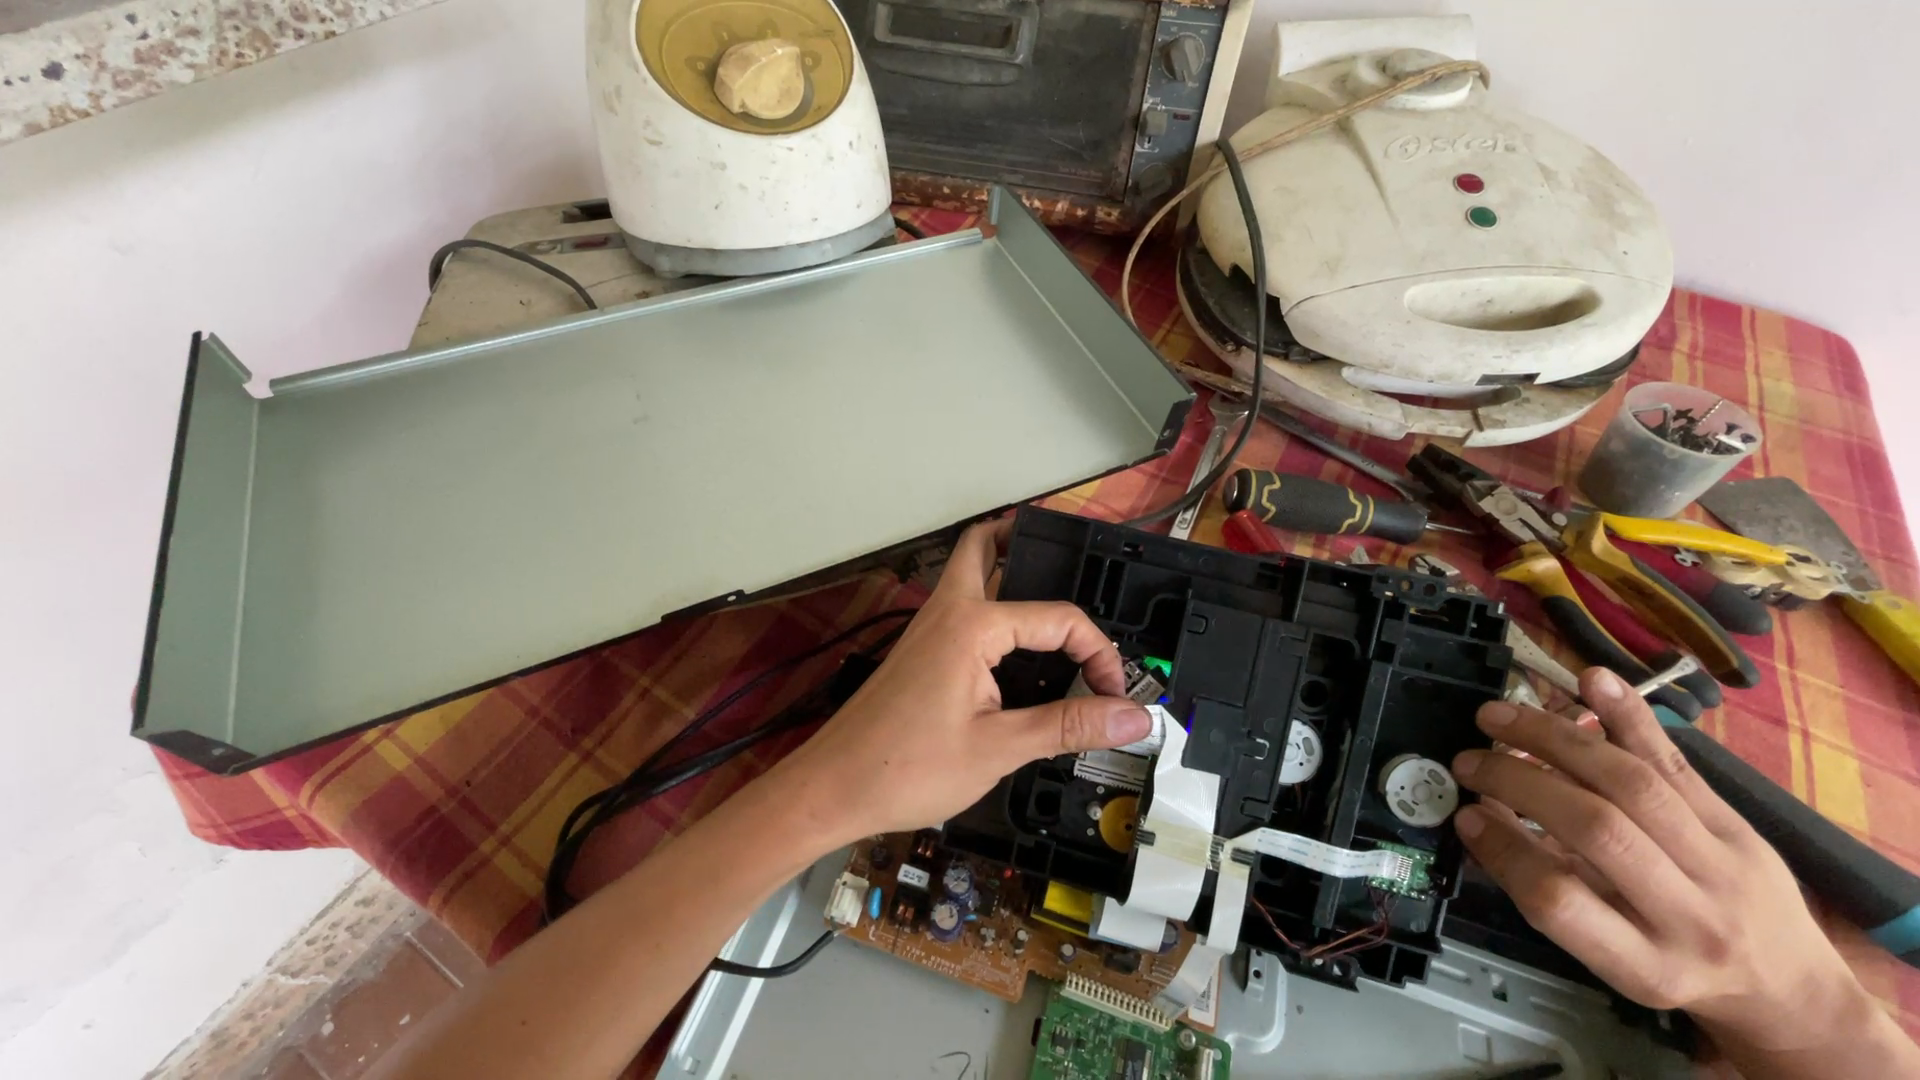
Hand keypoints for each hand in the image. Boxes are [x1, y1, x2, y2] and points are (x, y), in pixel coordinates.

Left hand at [768, 519, 1151, 844]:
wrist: (831, 788)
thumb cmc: (904, 768)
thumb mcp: (999, 749)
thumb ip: (1068, 725)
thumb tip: (1131, 716)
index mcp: (972, 625)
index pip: (1059, 618)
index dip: (1098, 652)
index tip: (1113, 695)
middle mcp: (947, 611)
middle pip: (985, 545)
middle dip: (1027, 543)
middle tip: (1072, 563)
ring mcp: (928, 628)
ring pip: (968, 573)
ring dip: (1005, 570)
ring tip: (1051, 599)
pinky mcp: (920, 650)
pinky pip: (961, 607)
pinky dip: (992, 606)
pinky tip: (1015, 650)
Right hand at [1451, 667, 1898, 1070]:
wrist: (1789, 987)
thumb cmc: (1670, 967)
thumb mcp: (1606, 958)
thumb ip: (1543, 890)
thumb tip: (1476, 817)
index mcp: (1648, 964)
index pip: (1562, 900)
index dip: (1503, 849)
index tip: (1464, 814)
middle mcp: (1695, 916)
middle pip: (1599, 831)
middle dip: (1518, 782)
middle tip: (1468, 761)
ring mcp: (1725, 862)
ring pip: (1634, 784)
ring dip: (1555, 739)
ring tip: (1498, 717)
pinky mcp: (1737, 821)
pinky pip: (1677, 760)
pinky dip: (1629, 715)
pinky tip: (1591, 680)